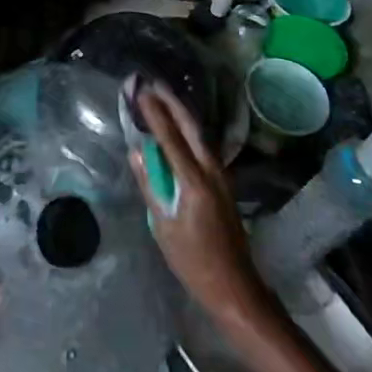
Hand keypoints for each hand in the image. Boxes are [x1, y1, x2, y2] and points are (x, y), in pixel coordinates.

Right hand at [129, 88, 271, 325]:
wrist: (235, 288)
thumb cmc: (194, 261)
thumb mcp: (163, 226)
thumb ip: (150, 186)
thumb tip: (136, 153)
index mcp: (194, 183)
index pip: (170, 139)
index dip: (155, 113)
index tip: (141, 92)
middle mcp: (212, 173)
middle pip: (192, 128)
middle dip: (172, 103)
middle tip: (153, 83)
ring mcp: (221, 177)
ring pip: (200, 136)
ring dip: (181, 114)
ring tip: (162, 97)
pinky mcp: (223, 184)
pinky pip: (203, 148)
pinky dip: (188, 131)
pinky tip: (178, 128)